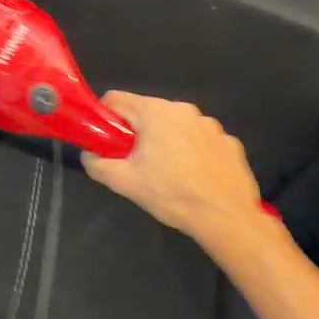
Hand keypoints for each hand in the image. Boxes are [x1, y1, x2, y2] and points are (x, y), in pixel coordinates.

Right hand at [81, 92, 264, 247]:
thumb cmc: (172, 194)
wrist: (228, 219)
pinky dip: (194, 151)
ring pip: (176, 125)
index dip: (105, 116)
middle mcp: (183, 109)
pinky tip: (196, 176)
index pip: (116, 99)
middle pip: (147, 111)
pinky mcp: (230, 142)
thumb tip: (88, 155)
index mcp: (154, 112)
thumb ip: (97, 164)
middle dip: (138, 131)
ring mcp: (210, 125)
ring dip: (167, 140)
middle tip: (135, 161)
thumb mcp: (124, 182)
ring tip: (169, 171)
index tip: (106, 139)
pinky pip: (201, 140)